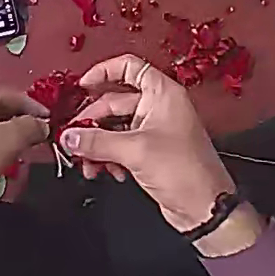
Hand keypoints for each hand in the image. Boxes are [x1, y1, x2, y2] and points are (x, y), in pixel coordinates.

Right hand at [60, 55, 260, 254]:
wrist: (204, 208)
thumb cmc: (184, 171)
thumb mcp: (135, 150)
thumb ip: (97, 141)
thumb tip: (70, 136)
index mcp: (162, 93)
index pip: (129, 67)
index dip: (103, 72)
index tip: (82, 86)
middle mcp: (158, 107)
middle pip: (115, 101)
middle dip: (92, 121)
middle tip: (73, 137)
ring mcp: (154, 129)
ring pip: (114, 127)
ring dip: (97, 143)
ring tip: (87, 162)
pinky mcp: (150, 151)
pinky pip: (120, 145)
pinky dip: (109, 156)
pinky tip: (107, 171)